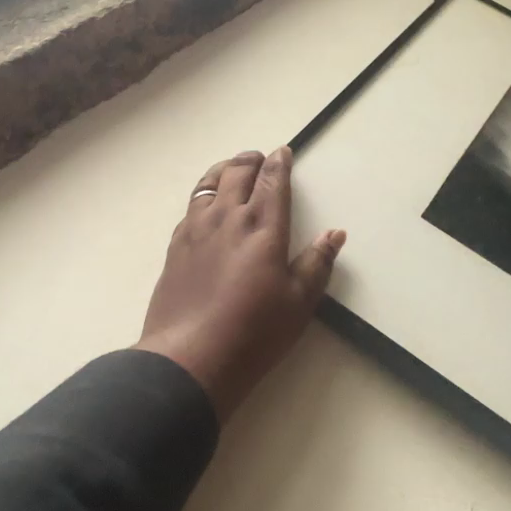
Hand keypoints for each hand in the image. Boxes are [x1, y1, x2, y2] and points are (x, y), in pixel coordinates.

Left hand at [134, 147, 346, 421]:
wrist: (190, 357)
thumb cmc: (254, 332)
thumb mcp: (299, 302)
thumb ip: (317, 263)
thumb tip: (335, 234)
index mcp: (263, 227)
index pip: (272, 181)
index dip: (280, 163)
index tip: (284, 153)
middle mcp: (228, 218)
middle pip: (237, 173)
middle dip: (251, 160)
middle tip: (259, 157)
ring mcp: (196, 230)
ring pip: (209, 183)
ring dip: (223, 169)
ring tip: (231, 168)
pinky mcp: (175, 247)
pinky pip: (191, 207)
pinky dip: (204, 195)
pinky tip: (207, 206)